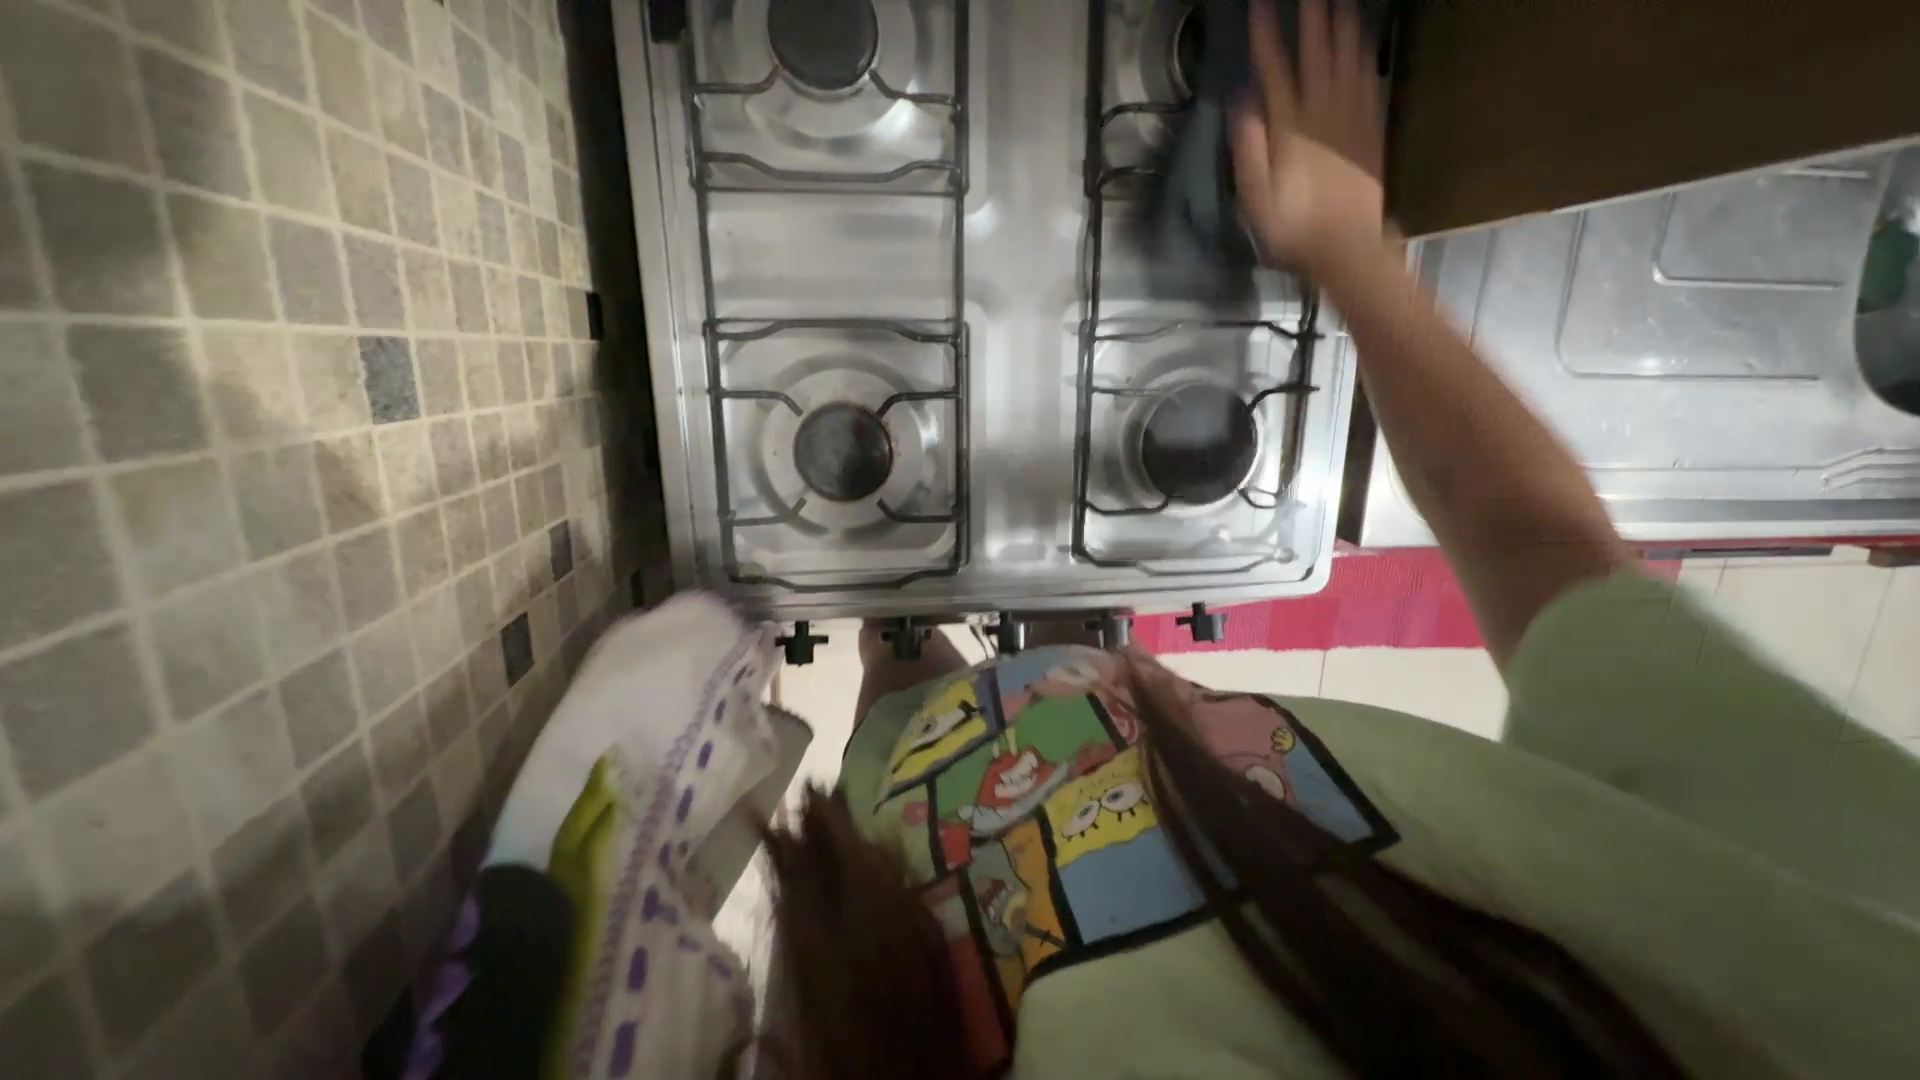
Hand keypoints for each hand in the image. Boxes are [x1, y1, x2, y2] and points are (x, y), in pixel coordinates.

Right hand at [1232, 0, 1385, 276]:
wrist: (1349, 248)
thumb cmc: (1293, 229)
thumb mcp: (1256, 198)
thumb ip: (1249, 147)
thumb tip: (1241, 100)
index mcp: (1290, 128)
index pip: (1275, 70)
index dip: (1267, 36)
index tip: (1260, 6)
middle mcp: (1324, 112)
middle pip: (1317, 51)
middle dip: (1310, 14)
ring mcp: (1352, 117)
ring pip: (1348, 57)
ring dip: (1341, 23)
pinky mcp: (1372, 128)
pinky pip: (1371, 77)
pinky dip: (1365, 51)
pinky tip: (1363, 37)